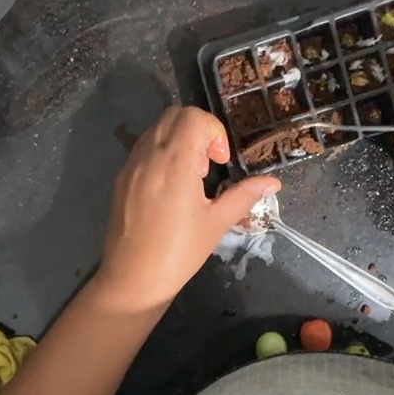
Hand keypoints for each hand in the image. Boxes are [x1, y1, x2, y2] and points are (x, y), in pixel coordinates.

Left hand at [90, 107, 280, 312]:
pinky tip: (168, 188)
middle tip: (206, 167)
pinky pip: (142, 148)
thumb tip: (273, 182)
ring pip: (155, 128)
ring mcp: (130, 166)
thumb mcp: (217, 223)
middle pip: (174, 115)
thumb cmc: (179, 253)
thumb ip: (244, 196)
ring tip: (188, 178)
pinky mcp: (120, 179)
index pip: (195, 118)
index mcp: (174, 162)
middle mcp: (149, 155)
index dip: (214, 133)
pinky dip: (160, 153)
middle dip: (197, 131)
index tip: (220, 163)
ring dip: (177, 140)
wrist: (133, 279)